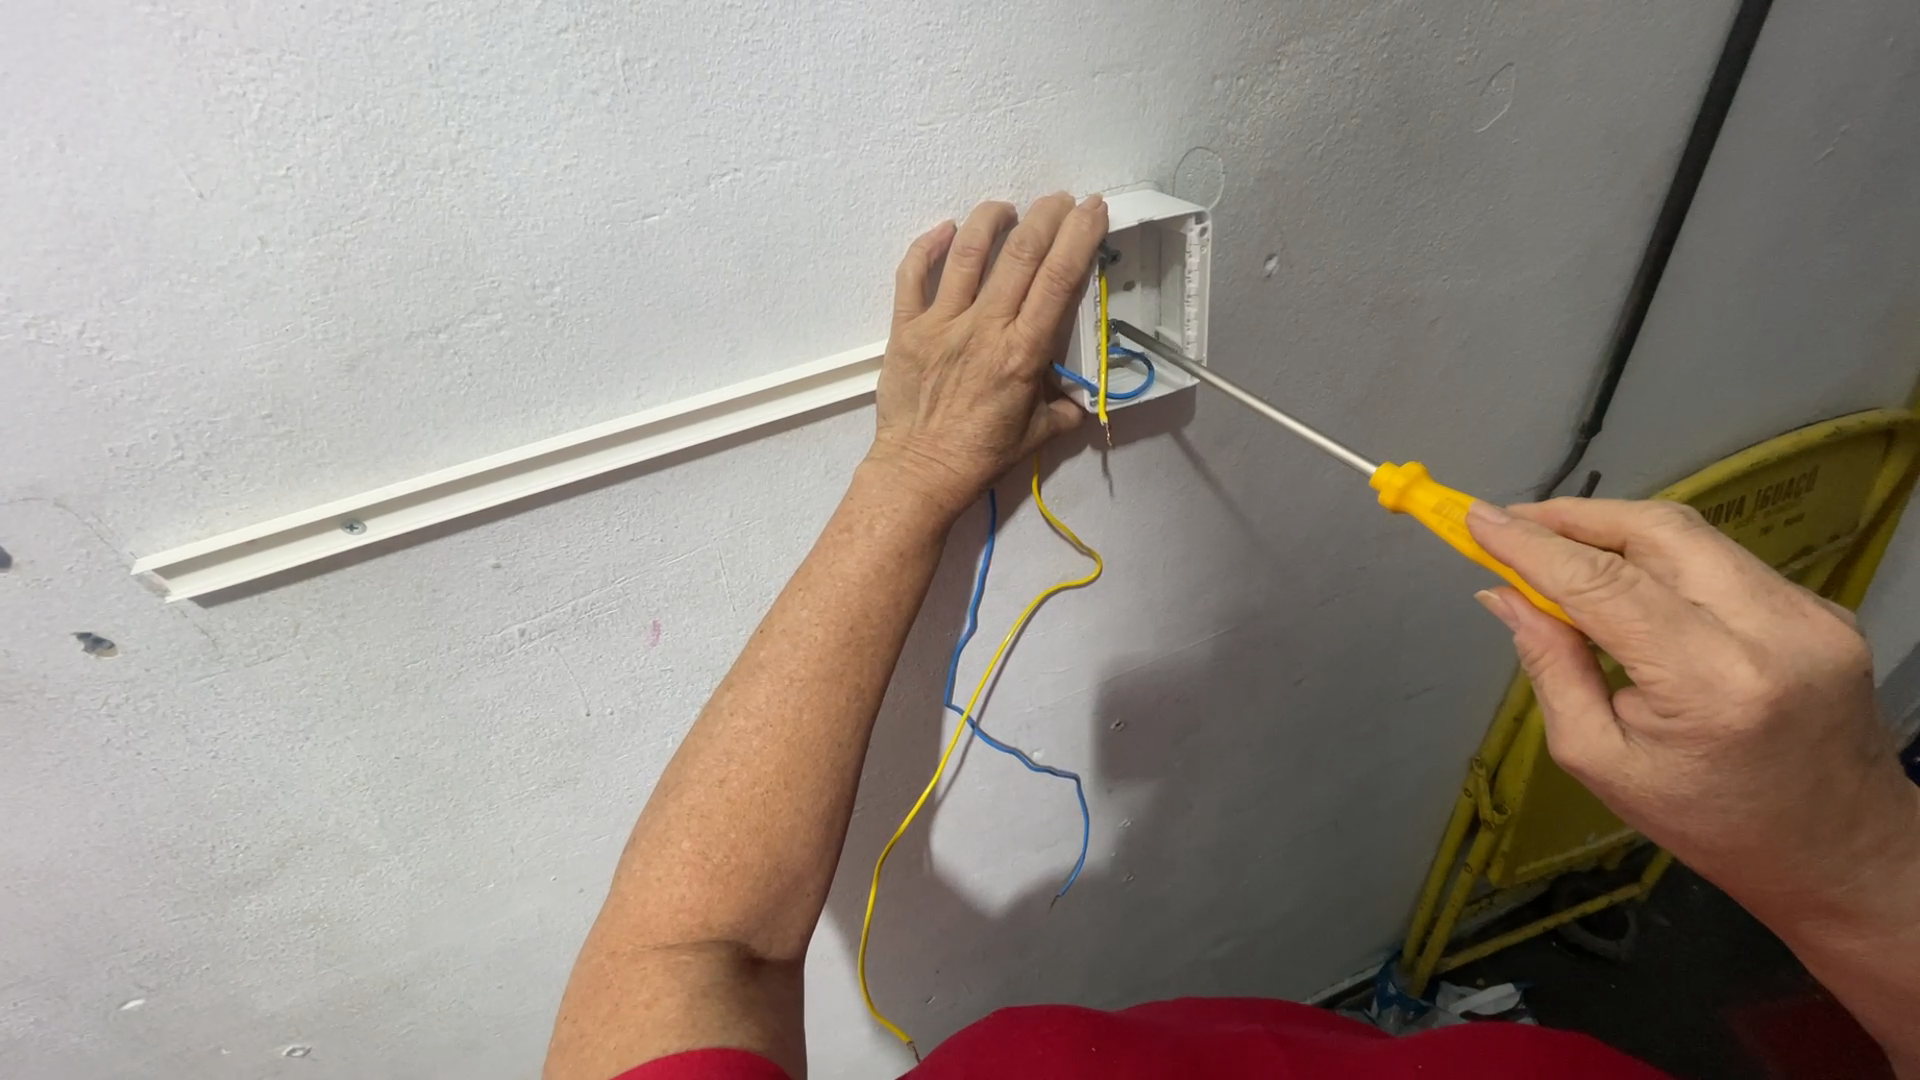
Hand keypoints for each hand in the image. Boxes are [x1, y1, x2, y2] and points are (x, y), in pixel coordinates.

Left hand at [863, 193, 1107, 519]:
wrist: (919, 473)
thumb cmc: (978, 458)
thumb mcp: (1035, 437)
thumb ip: (1064, 412)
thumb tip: (1082, 399)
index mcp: (1021, 354)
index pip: (1057, 281)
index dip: (1078, 237)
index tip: (1092, 209)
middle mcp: (984, 329)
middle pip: (1020, 255)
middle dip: (1046, 216)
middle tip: (1059, 200)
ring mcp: (940, 325)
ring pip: (966, 253)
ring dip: (990, 220)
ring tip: (1006, 208)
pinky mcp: (905, 329)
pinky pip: (912, 275)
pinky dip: (927, 245)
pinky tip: (945, 228)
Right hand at [1465, 498, 1919, 918]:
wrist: (1840, 850)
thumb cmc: (1702, 816)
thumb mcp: (1593, 752)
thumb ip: (1548, 663)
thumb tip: (1500, 595)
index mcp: (1712, 681)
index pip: (1604, 583)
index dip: (1531, 545)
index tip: (1475, 520)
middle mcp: (1774, 631)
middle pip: (1657, 531)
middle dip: (1571, 516)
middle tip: (1509, 522)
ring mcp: (1809, 614)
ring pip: (1687, 534)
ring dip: (1605, 527)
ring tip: (1546, 542)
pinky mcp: (1816, 609)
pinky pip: (1712, 557)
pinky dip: (1645, 551)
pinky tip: (1608, 573)